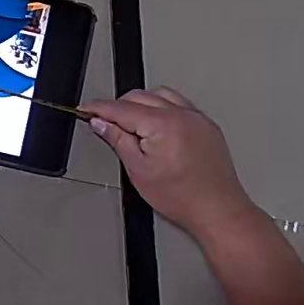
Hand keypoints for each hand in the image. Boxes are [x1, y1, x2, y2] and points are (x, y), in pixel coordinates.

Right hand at [82, 87, 263, 237]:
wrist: (217, 210)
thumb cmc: (183, 197)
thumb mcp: (137, 170)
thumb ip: (117, 139)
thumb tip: (101, 123)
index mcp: (162, 124)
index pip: (121, 108)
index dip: (98, 108)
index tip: (86, 109)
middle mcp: (182, 115)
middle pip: (139, 96)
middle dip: (118, 106)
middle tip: (104, 122)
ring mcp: (196, 117)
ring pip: (159, 95)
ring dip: (140, 103)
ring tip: (130, 125)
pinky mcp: (205, 124)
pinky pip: (178, 103)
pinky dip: (161, 107)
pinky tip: (155, 123)